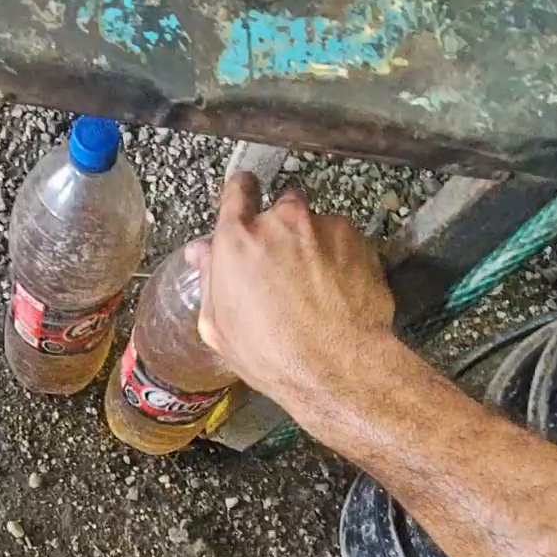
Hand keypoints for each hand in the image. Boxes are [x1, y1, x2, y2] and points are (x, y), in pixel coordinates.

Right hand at [191, 173, 422, 426]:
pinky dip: (337, 258)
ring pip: (312, 225)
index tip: (245, 198)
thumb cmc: (271, 355)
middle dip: (279, 232)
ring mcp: (321, 226)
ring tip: (310, 289)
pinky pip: (341, 240)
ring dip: (309, 246)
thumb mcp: (219, 327)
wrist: (334, 366)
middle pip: (278, 209)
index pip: (237, 190)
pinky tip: (332, 293)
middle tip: (280, 270)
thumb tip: (200, 253)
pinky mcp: (355, 237)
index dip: (241, 194)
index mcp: (237, 241)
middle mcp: (279, 222)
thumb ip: (208, 279)